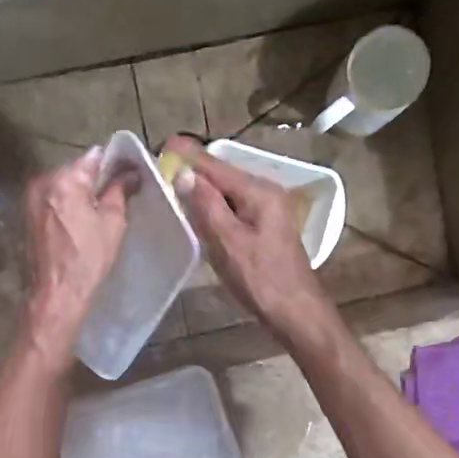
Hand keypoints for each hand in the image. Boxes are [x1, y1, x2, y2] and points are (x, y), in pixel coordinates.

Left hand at [21, 146, 132, 364]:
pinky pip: (53, 199)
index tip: (130, 174)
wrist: (56, 293)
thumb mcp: (112, 222)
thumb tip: (131, 172)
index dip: (115, 163)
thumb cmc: (88, 259)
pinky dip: (67, 204)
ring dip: (80, 192)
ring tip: (100, 209)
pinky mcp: (27, 213)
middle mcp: (43, 181)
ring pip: (63, 184)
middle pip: (76, 169)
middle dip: (96, 178)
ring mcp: (31, 197)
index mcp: (64, 179)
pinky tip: (80, 220)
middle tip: (117, 193)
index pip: (95, 157)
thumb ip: (119, 190)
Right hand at [166, 136, 336, 345]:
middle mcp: (266, 193)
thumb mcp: (227, 242)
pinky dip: (214, 206)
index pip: (216, 166)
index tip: (164, 144)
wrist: (296, 312)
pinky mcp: (266, 227)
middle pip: (223, 175)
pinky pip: (234, 207)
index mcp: (258, 191)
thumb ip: (206, 205)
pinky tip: (198, 214)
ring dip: (202, 189)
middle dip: (194, 170)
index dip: (188, 156)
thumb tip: (184, 173)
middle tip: (162, 168)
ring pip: (228, 191)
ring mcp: (268, 210)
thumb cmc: (260, 279)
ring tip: (173, 186)